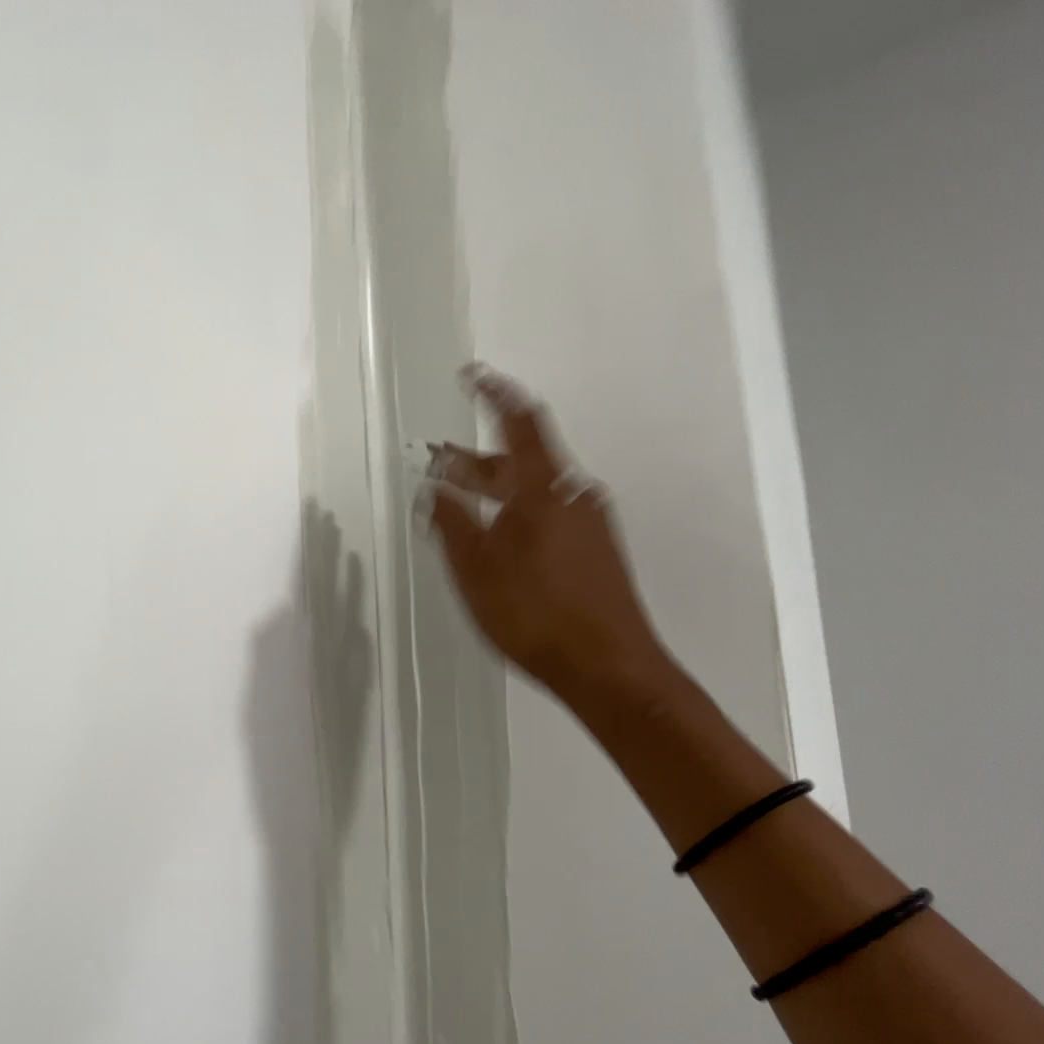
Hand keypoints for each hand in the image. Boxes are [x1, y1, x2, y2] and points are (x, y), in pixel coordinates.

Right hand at [421, 365, 671, 699]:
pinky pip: (546, 514)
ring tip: (456, 502)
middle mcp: (571, 496)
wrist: (610, 668)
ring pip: (532, 490)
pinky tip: (492, 539)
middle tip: (438, 462)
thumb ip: (451, 522)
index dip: (494, 394)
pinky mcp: (595, 552)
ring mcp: (588, 524)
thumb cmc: (535, 613)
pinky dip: (513, 512)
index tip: (472, 375)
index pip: (519, 422)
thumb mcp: (475, 568)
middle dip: (475, 459)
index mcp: (542, 488)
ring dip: (492, 489)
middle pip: (521, 459)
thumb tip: (434, 488)